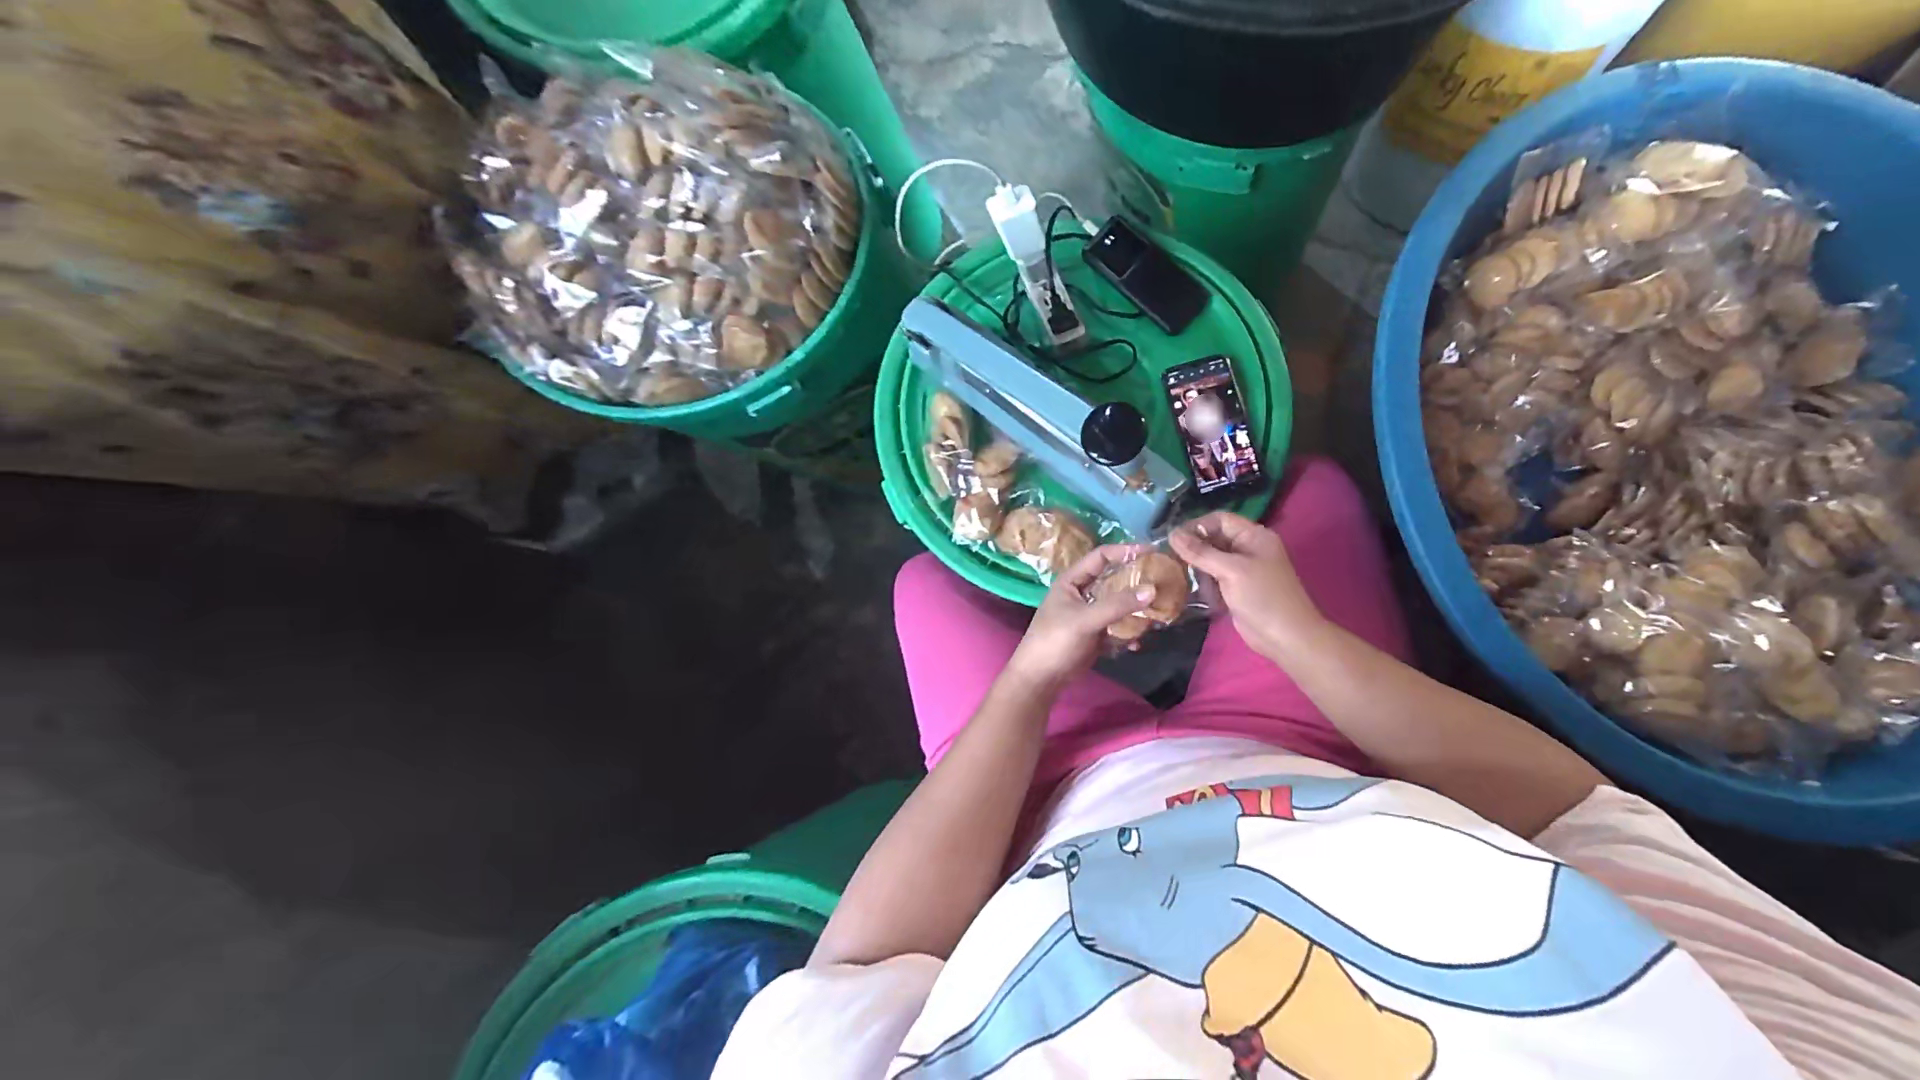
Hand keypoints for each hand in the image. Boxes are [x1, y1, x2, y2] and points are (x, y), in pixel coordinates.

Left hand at [1005, 544, 1158, 694]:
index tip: (1152, 551)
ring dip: (1136, 610)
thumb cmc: (1055, 641)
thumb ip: (1117, 605)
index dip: (1125, 551)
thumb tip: (1152, 589)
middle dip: (1136, 581)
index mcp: (1072, 581)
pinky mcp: (1095, 635)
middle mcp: (1081, 594)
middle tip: (1164, 581)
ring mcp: (1089, 614)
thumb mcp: (1085, 620)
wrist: (1040, 678)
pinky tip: (1137, 643)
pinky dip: (1128, 633)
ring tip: (1159, 613)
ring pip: (1118, 605)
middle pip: (1114, 580)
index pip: (1101, 557)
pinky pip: (1117, 627)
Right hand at [1169, 512, 1325, 660]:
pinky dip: (1202, 580)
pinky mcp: (1236, 588)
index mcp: (1254, 536)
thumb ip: (1200, 552)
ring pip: (1211, 558)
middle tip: (1169, 557)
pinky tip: (1189, 587)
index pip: (1220, 519)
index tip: (1173, 539)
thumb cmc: (1263, 597)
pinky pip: (1214, 576)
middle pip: (1214, 538)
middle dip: (1193, 546)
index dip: (1196, 525)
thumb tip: (1172, 534)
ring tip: (1176, 573)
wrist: (1286, 637)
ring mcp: (1243, 569)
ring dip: (1195, 565)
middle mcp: (1248, 548)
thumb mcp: (1231, 570)